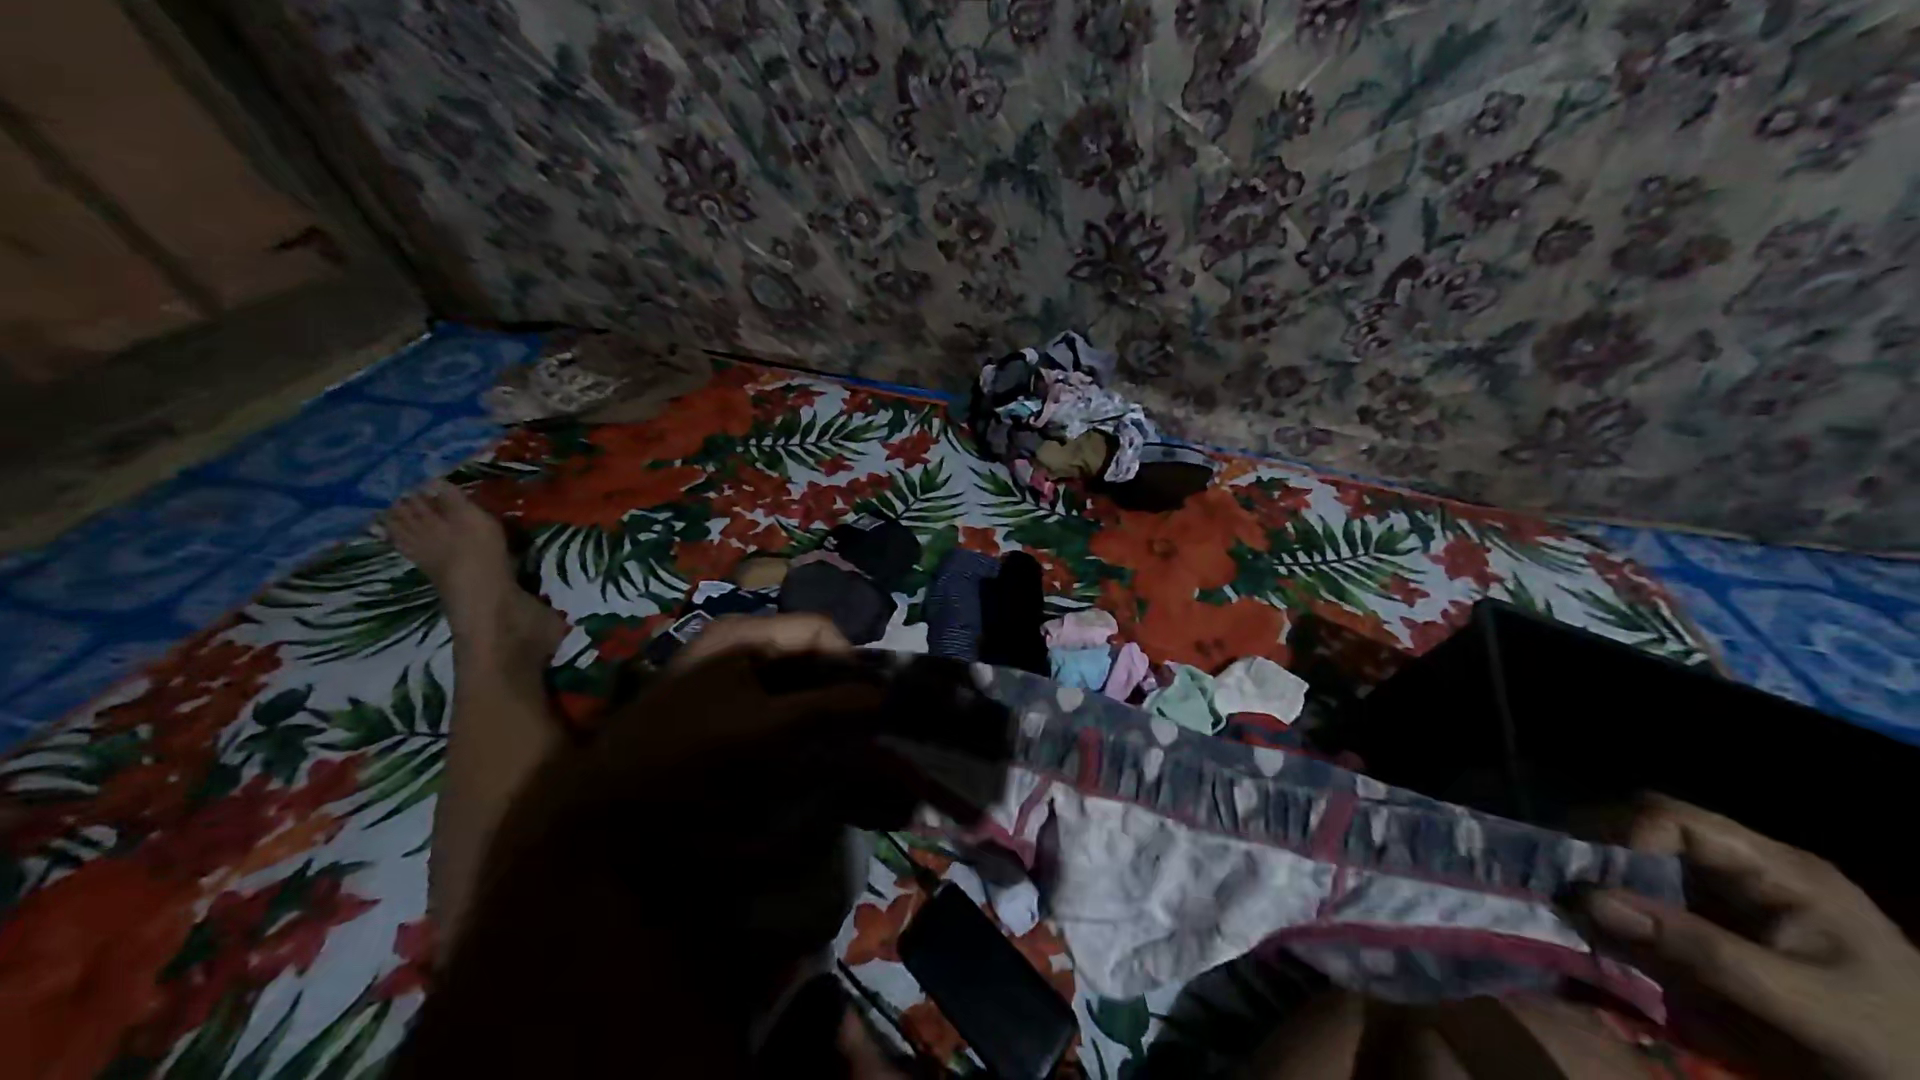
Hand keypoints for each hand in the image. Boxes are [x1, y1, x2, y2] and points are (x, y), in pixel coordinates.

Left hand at [407, 616, 892, 1076]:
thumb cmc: (686, 758)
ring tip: (835, 751)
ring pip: (791, 685)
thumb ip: (826, 709)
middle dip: (837, 691)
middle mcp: (730, 649)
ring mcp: (720, 683)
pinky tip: (800, 761)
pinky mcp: (714, 716)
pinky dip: (792, 728)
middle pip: (805, 655)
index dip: (851, 664)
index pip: (819, 630)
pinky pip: (770, 710)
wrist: (601, 817)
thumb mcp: (764, 731)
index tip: (868, 711)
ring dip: (817, 713)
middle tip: (859, 733)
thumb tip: (881, 698)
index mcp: (740, 636)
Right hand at [1580, 796, 1919, 1079]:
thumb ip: (1699, 950)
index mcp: (1779, 870)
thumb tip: (1585, 898)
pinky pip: (1645, 904)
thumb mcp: (1805, 1005)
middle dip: (1596, 858)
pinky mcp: (1712, 930)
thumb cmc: (1891, 1049)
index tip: (1590, 883)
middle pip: (1643, 833)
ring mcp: (1727, 900)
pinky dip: (1612, 916)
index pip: (1671, 818)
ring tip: (1568, 914)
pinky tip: (1597, 937)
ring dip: (1597, 887)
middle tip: (1558, 890)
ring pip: (1635, 866)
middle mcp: (1744, 870)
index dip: (1620, 837)